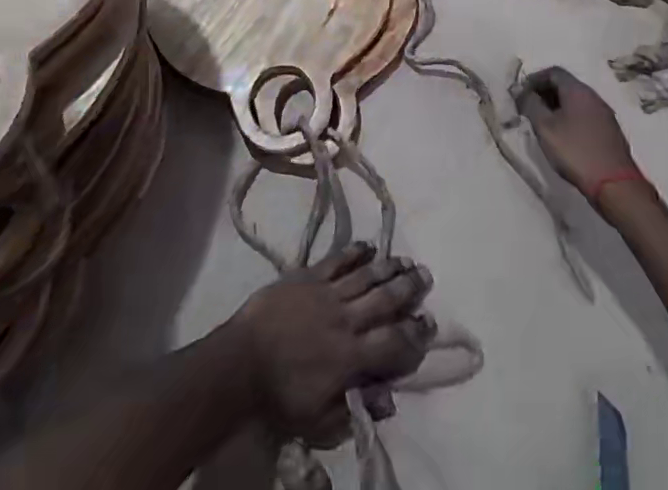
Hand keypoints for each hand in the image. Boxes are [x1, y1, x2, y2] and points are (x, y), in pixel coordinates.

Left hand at [234, 242, 435, 439]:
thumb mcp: (319, 422)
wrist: (238, 364)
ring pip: (366, 275)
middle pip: (385, 299)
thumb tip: (389, 398)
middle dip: (409, 288)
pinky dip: (355, 251)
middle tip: (426, 276)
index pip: (395, 341)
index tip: (429, 322)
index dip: (416, 333)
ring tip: (406, 260)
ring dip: (389, 267)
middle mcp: (345, 320)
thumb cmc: (278, 396)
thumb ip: (356, 410)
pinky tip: (369, 245)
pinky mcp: (306, 277)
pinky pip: (337, 260)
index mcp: (351, 357)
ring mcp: (325, 294)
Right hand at [514, 67, 638, 202]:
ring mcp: (604, 113)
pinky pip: (584, 114)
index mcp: (578, 90)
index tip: (520, 94)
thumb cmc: (575, 150)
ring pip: (575, 100)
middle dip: (544, 92)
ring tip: (541, 122)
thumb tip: (520, 91)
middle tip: (528, 108)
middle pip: (565, 84)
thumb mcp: (545, 127)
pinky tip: (561, 135)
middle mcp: (593, 96)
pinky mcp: (608, 130)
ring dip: (556, 106)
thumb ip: (530, 105)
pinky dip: (568, 117)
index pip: (553, 72)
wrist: (613, 182)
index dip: (534, 79)